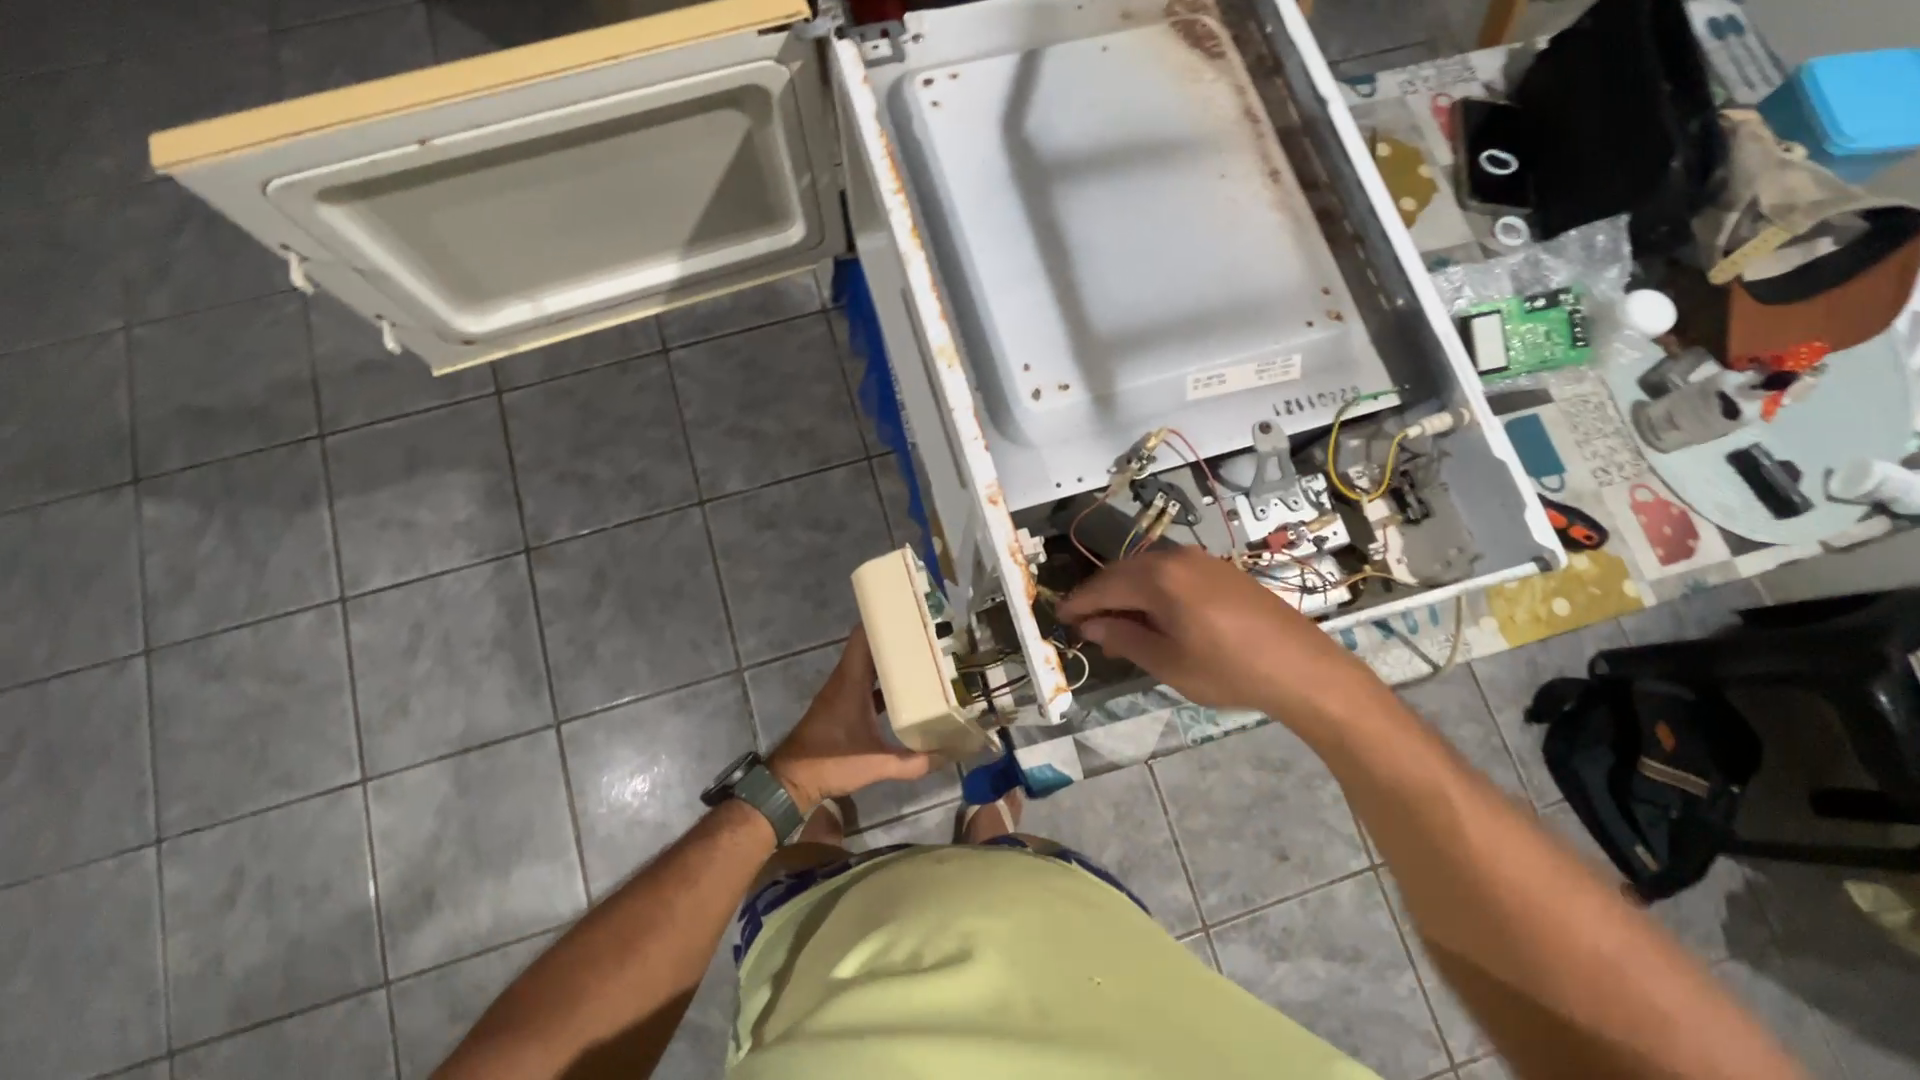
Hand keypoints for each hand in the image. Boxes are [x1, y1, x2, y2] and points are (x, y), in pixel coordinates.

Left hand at [767, 628, 939, 812]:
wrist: (792, 781)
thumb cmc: (830, 763)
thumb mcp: (876, 765)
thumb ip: (913, 762)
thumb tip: (948, 755)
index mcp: (851, 682)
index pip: (863, 636)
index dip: (884, 620)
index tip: (911, 614)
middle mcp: (845, 680)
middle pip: (870, 647)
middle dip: (897, 639)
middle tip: (929, 636)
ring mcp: (842, 692)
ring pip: (869, 665)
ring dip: (890, 660)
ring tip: (923, 658)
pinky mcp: (842, 706)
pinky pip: (866, 683)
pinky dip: (883, 682)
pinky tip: (906, 691)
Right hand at [1056, 546, 1377, 714]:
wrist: (1300, 667)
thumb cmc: (1227, 670)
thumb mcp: (1167, 662)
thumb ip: (1124, 638)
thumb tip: (1091, 625)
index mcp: (1158, 578)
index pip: (1103, 586)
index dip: (1078, 603)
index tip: (1059, 617)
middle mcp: (1176, 558)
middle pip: (1123, 572)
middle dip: (1101, 597)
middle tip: (1087, 628)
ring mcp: (1201, 560)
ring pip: (1147, 571)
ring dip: (1127, 594)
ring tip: (1119, 628)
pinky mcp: (1220, 569)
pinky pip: (1171, 573)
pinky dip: (1153, 591)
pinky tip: (1155, 618)